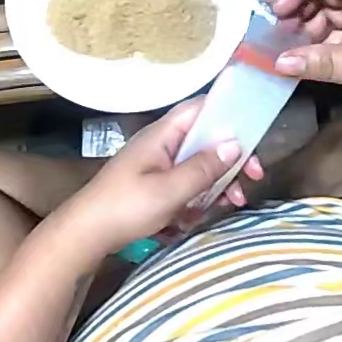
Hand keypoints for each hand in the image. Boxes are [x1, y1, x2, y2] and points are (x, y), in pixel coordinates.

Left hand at [48, 98, 263, 259]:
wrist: (86, 233)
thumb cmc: (125, 206)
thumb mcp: (170, 190)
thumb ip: (203, 168)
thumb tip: (235, 143)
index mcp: (163, 134)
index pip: (201, 108)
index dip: (230, 114)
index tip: (255, 134)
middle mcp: (162, 144)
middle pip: (206, 139)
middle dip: (231, 158)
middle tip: (253, 177)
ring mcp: (157, 165)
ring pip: (199, 165)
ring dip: (218, 182)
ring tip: (231, 203)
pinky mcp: (154, 185)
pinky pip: (186, 184)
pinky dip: (198, 197)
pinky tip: (200, 216)